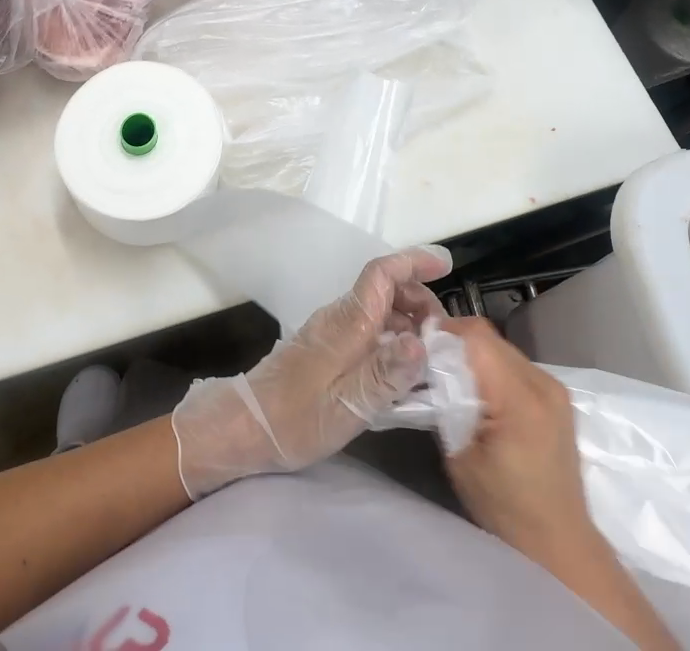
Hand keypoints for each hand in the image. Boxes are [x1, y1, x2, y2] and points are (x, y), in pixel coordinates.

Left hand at [171, 246, 450, 497]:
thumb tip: (422, 342)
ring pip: (377, 311)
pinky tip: (404, 373)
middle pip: (385, 290)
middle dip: (420, 303)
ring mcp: (329, 333)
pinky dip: (391, 340)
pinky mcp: (324, 350)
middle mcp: (338, 319)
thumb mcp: (347, 405)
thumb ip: (386, 374)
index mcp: (346, 324)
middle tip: (444, 339)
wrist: (244, 428)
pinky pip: (367, 331)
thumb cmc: (295, 420)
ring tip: (432, 360)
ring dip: (408, 324)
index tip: (445, 266)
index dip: (413, 262)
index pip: (381, 274)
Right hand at [442, 319, 682, 650]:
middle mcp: (543, 384)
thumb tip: (429, 370)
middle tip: (424, 363)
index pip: (476, 336)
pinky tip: (476, 395)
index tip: (415, 346)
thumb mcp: (459, 454)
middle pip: (489, 339)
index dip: (441, 332)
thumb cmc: (502, 505)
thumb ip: (446, 404)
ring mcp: (555, 389)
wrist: (557, 540)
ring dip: (473, 357)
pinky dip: (491, 370)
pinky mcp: (556, 399)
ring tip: (448, 380)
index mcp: (519, 398)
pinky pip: (515, 366)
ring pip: (502, 350)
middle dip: (454, 344)